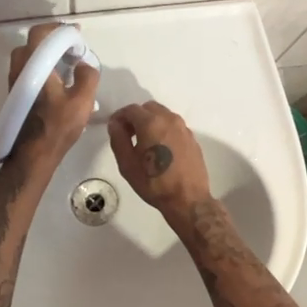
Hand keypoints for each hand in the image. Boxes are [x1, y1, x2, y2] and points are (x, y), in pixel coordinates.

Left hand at [8, 22, 100, 161]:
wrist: (33, 154)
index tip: (76, 36)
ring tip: (67, 64)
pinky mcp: (16, 95)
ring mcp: (15, 82)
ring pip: (28, 58)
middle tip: (71, 48)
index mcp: (34, 66)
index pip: (41, 34)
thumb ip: (88, 76)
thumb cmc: (57, 127)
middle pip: (32, 43)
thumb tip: (85, 64)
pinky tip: (57, 80)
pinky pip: (28, 70)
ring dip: (46, 55)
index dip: (60, 30)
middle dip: (52, 41)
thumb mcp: (82, 101)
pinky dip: (42, 67)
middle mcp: (20, 69)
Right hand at [107, 101, 212, 220]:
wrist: (187, 198)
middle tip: (129, 135)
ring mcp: (183, 127)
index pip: (130, 109)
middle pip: (148, 108)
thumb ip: (118, 139)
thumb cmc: (153, 183)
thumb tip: (115, 124)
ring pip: (163, 115)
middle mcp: (169, 119)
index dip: (119, 117)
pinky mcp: (191, 137)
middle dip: (136, 117)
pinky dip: (163, 129)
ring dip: (151, 122)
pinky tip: (160, 148)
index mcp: (151, 123)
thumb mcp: (127, 164)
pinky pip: (173, 125)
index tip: (115, 128)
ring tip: (145, 142)